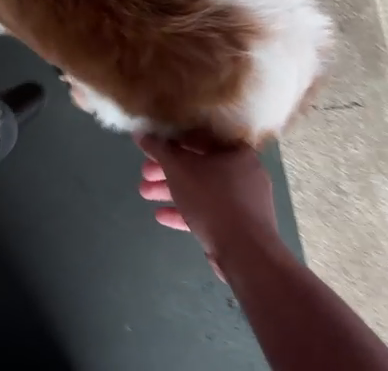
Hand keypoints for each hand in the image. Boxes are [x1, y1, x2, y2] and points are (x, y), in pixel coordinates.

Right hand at [135, 131, 283, 271]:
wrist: (246, 253)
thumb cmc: (212, 200)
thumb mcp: (178, 169)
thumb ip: (158, 149)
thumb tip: (140, 133)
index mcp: (236, 151)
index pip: (199, 137)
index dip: (171, 140)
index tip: (151, 147)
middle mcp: (245, 173)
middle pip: (198, 165)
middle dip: (166, 170)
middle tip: (145, 174)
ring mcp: (244, 202)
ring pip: (201, 189)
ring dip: (171, 190)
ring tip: (145, 194)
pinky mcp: (240, 226)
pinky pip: (209, 212)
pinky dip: (186, 211)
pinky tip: (161, 216)